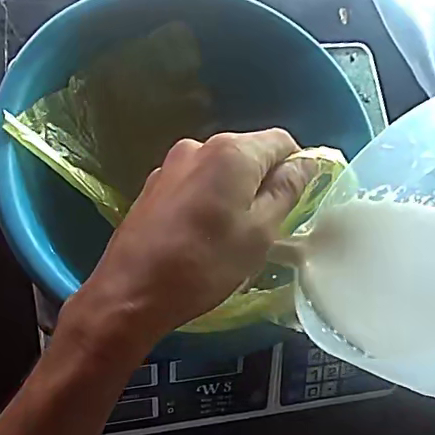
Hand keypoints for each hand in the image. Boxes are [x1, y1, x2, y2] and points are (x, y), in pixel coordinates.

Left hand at [59, 130, 316, 357]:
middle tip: (260, 231)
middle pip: (247, 155)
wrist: (130, 292)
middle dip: (260, 185)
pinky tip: (197, 238)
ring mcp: (169, 167)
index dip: (295, 169)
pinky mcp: (150, 189)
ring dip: (230, 197)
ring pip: (217, 173)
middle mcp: (197, 147)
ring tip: (225, 239)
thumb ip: (286, 192)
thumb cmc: (203, 266)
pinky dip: (203, 204)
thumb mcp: (259, 234)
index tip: (292, 205)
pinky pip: (192, 187)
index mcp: (231, 152)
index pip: (282, 142)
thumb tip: (304, 163)